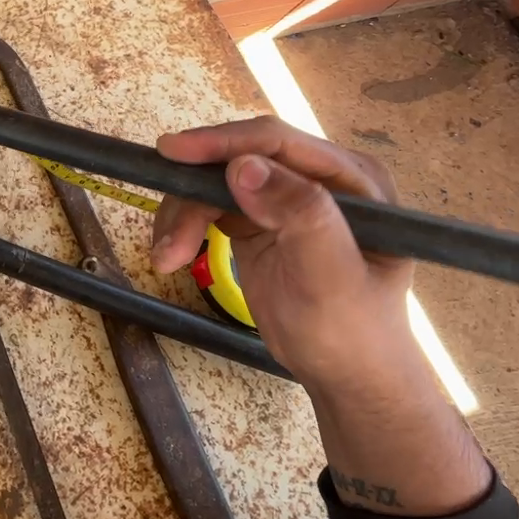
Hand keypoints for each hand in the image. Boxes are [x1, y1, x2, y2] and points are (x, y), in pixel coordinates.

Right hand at [150, 116, 406, 385]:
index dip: (223, 143)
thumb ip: (299, 215)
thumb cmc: (350, 332)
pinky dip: (183, 224)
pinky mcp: (255, 215)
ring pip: (212, 181)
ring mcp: (283, 194)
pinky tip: (172, 254)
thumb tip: (242, 166)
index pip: (278, 143)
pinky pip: (206, 202)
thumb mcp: (329, 277)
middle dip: (194, 192)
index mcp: (353, 177)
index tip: (172, 152)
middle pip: (236, 159)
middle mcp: (317, 176)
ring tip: (166, 258)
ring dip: (182, 215)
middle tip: (167, 237)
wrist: (341, 375)